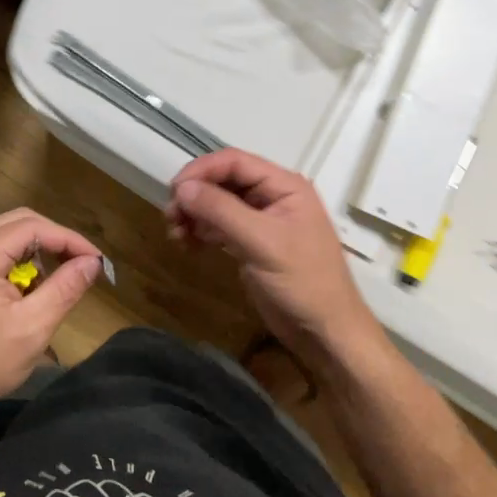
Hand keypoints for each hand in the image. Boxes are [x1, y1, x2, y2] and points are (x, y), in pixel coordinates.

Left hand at [0, 208, 102, 418]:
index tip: (98, 260)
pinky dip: (22, 263)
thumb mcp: (34, 327)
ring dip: (38, 253)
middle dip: (55, 241)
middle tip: (84, 265)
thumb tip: (93, 262)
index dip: (69, 239)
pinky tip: (33, 290)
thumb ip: (65, 288)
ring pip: (10, 235)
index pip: (32, 227)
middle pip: (20, 223)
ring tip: (59, 282)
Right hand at [166, 149, 383, 369]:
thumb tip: (181, 187)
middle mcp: (272, 196)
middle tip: (171, 216)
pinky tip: (187, 245)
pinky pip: (217, 225)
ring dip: (192, 214)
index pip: (233, 161)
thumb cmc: (303, 283)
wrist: (326, 334)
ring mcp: (260, 220)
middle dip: (193, 195)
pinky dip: (199, 230)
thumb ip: (221, 210)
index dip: (201, 170)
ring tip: (175, 234)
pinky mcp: (250, 242)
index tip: (174, 190)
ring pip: (215, 202)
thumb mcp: (261, 243)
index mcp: (284, 186)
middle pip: (221, 180)